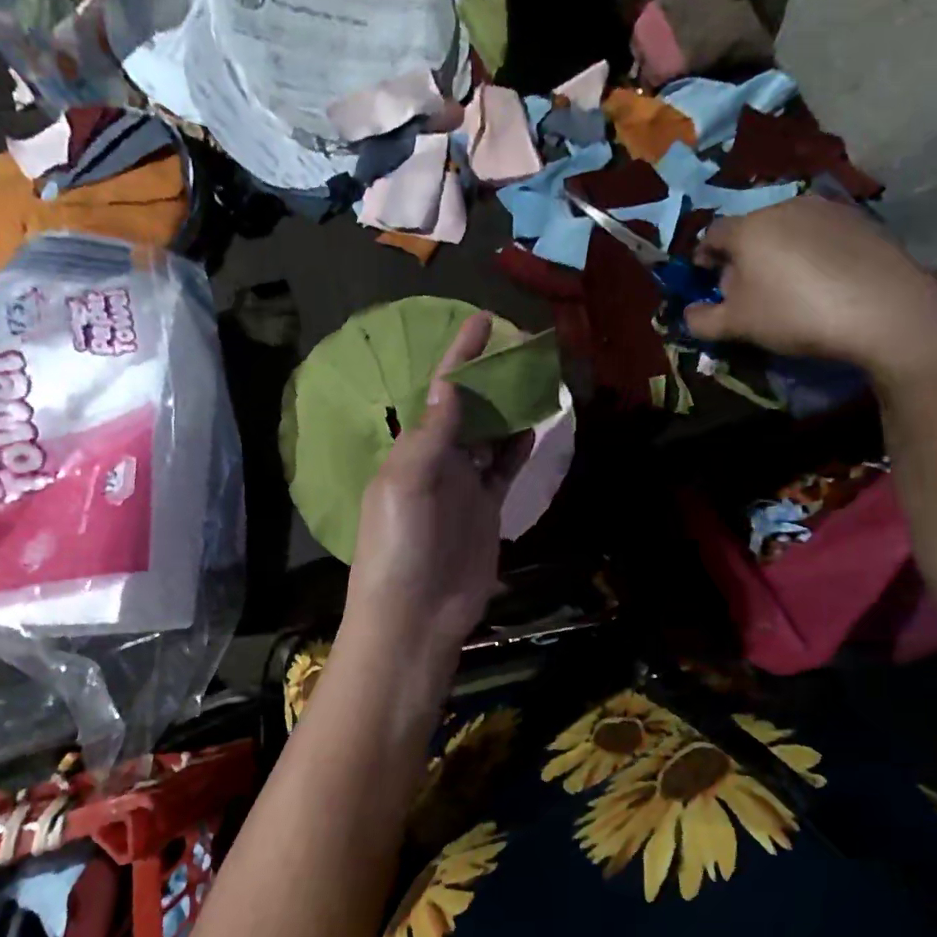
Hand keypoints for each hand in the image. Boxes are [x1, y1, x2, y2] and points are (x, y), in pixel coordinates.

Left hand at [345, 314, 530, 657]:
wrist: (416, 615)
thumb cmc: (401, 546)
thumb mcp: (408, 484)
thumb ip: (432, 436)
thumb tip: (449, 385)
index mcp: (414, 448)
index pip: (439, 392)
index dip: (459, 356)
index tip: (481, 321)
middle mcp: (439, 459)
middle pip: (468, 408)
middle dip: (489, 378)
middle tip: (521, 348)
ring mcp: (465, 485)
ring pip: (490, 435)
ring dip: (508, 409)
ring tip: (534, 379)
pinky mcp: (487, 509)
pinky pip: (504, 470)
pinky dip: (517, 449)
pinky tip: (533, 427)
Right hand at [683, 195, 936, 376]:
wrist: (883, 310)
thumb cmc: (795, 314)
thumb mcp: (738, 325)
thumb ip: (703, 319)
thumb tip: (688, 314)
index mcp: (747, 228)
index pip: (711, 234)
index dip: (703, 257)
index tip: (705, 279)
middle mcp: (784, 206)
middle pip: (751, 230)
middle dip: (743, 257)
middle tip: (747, 290)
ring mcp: (828, 209)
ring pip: (788, 229)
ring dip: (779, 253)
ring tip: (788, 286)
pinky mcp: (862, 220)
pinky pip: (822, 235)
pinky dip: (813, 253)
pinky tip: (824, 281)